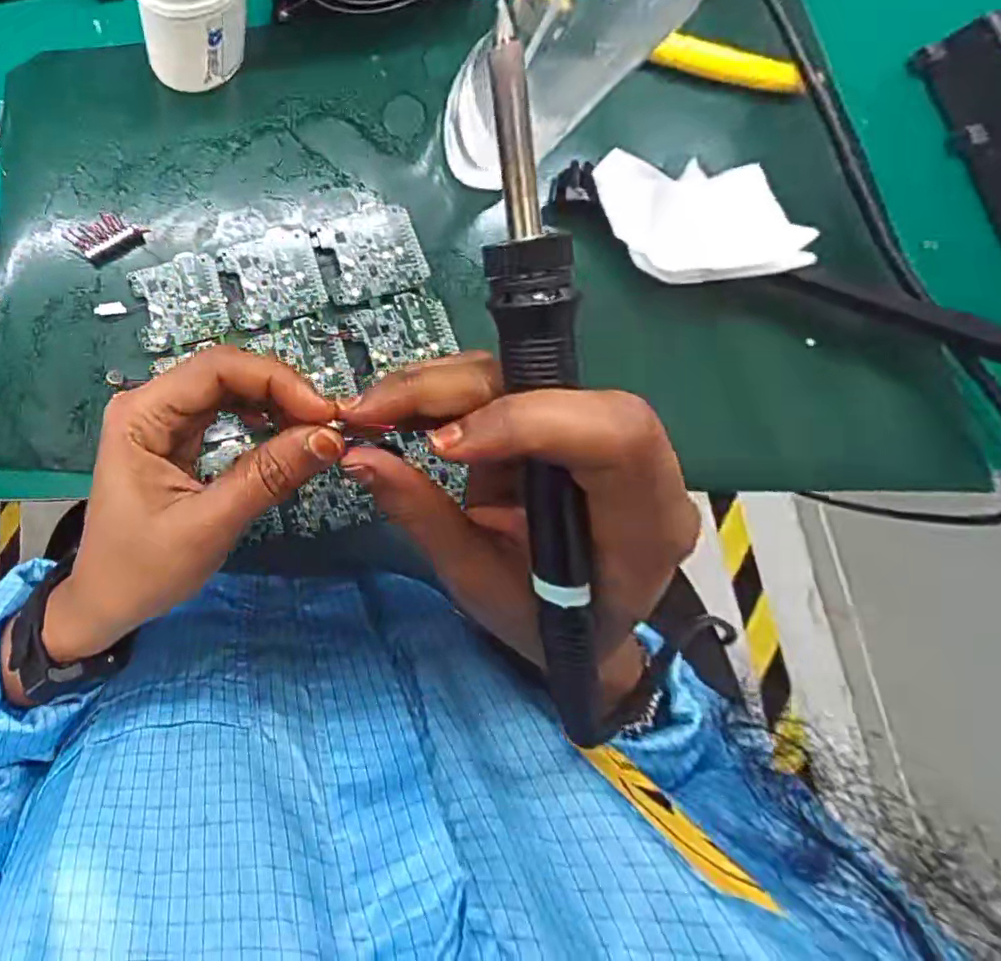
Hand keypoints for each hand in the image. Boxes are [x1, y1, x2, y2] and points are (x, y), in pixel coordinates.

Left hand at [4, 347, 344, 703]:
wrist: (106, 599)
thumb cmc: (142, 569)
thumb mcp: (208, 526)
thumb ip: (266, 477)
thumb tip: (328, 437)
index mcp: (139, 415)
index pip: (215, 368)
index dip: (274, 380)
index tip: (323, 412)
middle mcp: (146, 404)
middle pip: (222, 373)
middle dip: (278, 390)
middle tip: (327, 423)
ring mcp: (158, 419)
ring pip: (225, 389)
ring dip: (272, 402)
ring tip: (313, 429)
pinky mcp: (172, 438)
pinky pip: (221, 413)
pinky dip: (257, 417)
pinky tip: (283, 431)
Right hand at [336, 353, 698, 699]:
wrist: (578, 627)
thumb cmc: (542, 620)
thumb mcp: (477, 580)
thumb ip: (423, 515)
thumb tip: (358, 458)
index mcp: (642, 516)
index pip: (611, 434)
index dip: (523, 421)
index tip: (438, 447)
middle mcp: (627, 457)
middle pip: (545, 383)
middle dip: (446, 390)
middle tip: (368, 411)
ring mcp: (583, 430)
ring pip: (510, 372)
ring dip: (429, 385)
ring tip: (369, 411)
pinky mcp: (545, 421)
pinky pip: (489, 387)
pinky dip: (432, 393)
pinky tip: (391, 410)